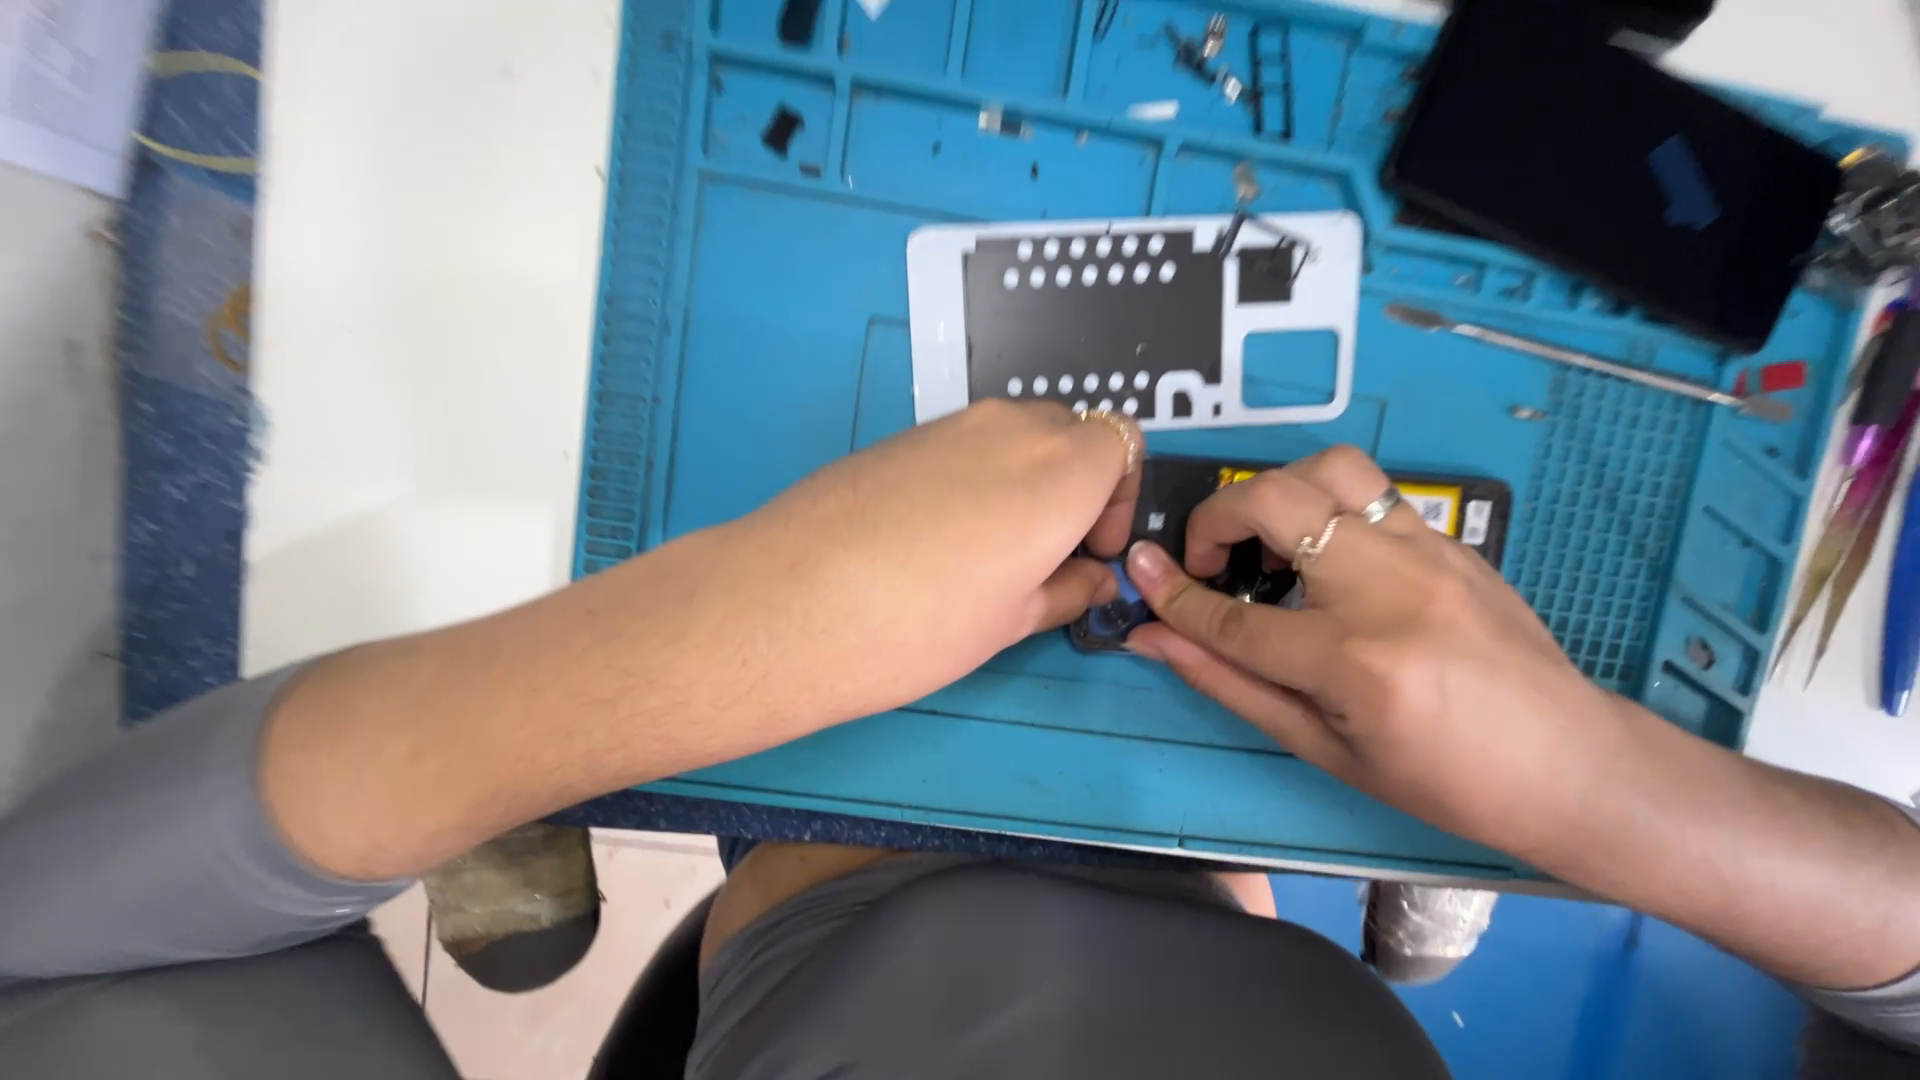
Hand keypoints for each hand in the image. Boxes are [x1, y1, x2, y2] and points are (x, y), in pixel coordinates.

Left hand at [719, 399, 1138, 727]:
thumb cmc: (920, 626)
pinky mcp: (900, 436)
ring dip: (1025, 479)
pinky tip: (935, 536)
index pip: (1121, 442)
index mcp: (1059, 468)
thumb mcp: (1010, 621)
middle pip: (1069, 432)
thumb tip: (1093, 577)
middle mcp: (1010, 426)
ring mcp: (949, 424)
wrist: (788, 603)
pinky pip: (964, 443)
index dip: (1118, 497)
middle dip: (1077, 484)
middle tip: (1046, 553)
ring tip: (988, 550)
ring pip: (1014, 435)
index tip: (1089, 551)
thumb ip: (1067, 589)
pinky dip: (976, 476)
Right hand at [1123, 445, 1622, 852]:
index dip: (1174, 596)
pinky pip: (1372, 494)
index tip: (1138, 572)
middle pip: (1277, 503)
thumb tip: (1154, 639)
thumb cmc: (1442, 780)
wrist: (1576, 767)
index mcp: (1355, 661)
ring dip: (1277, 492)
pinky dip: (1325, 510)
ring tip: (1269, 544)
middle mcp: (1389, 589)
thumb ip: (1229, 683)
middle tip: (1209, 558)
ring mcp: (1429, 553)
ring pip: (1331, 469)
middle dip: (1217, 518)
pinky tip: (1328, 562)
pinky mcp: (1452, 541)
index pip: (1234, 619)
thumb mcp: (1322, 747)